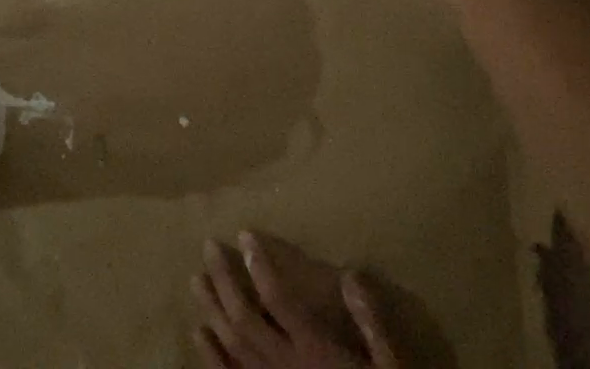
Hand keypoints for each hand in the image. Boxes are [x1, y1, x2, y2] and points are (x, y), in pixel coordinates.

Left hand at [192, 235, 398, 367]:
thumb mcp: (392, 367)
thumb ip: (372, 324)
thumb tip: (352, 276)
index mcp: (316, 351)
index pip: (278, 298)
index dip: (259, 264)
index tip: (244, 234)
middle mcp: (286, 365)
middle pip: (244, 316)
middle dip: (224, 279)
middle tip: (208, 246)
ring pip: (232, 343)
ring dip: (211, 308)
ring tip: (197, 279)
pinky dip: (211, 356)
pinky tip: (199, 332)